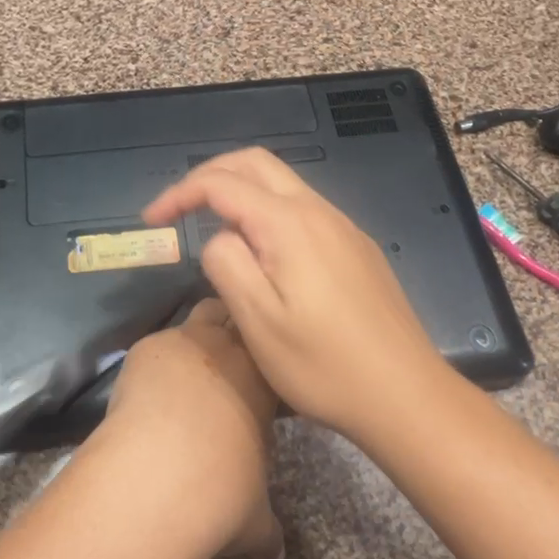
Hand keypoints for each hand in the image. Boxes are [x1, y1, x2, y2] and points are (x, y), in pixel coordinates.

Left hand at [90, 299, 283, 558]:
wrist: (157, 477)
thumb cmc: (221, 494)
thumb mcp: (255, 520)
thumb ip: (268, 532)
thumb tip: (276, 557)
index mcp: (267, 380)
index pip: (278, 356)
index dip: (273, 369)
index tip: (267, 390)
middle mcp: (231, 349)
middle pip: (242, 318)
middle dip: (239, 334)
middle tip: (231, 366)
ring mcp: (187, 340)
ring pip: (203, 315)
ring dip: (201, 336)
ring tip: (191, 372)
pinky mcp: (146, 346)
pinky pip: (158, 344)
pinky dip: (159, 360)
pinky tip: (150, 391)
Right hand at [143, 148, 446, 441]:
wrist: (406, 395)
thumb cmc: (324, 365)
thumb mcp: (258, 321)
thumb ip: (226, 264)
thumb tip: (220, 238)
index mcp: (288, 223)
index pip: (221, 183)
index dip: (180, 194)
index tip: (152, 220)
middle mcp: (318, 212)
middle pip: (255, 163)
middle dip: (210, 174)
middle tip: (178, 208)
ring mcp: (343, 228)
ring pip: (282, 184)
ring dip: (240, 192)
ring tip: (213, 229)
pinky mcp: (357, 249)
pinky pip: (303, 209)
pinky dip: (268, 211)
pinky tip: (263, 254)